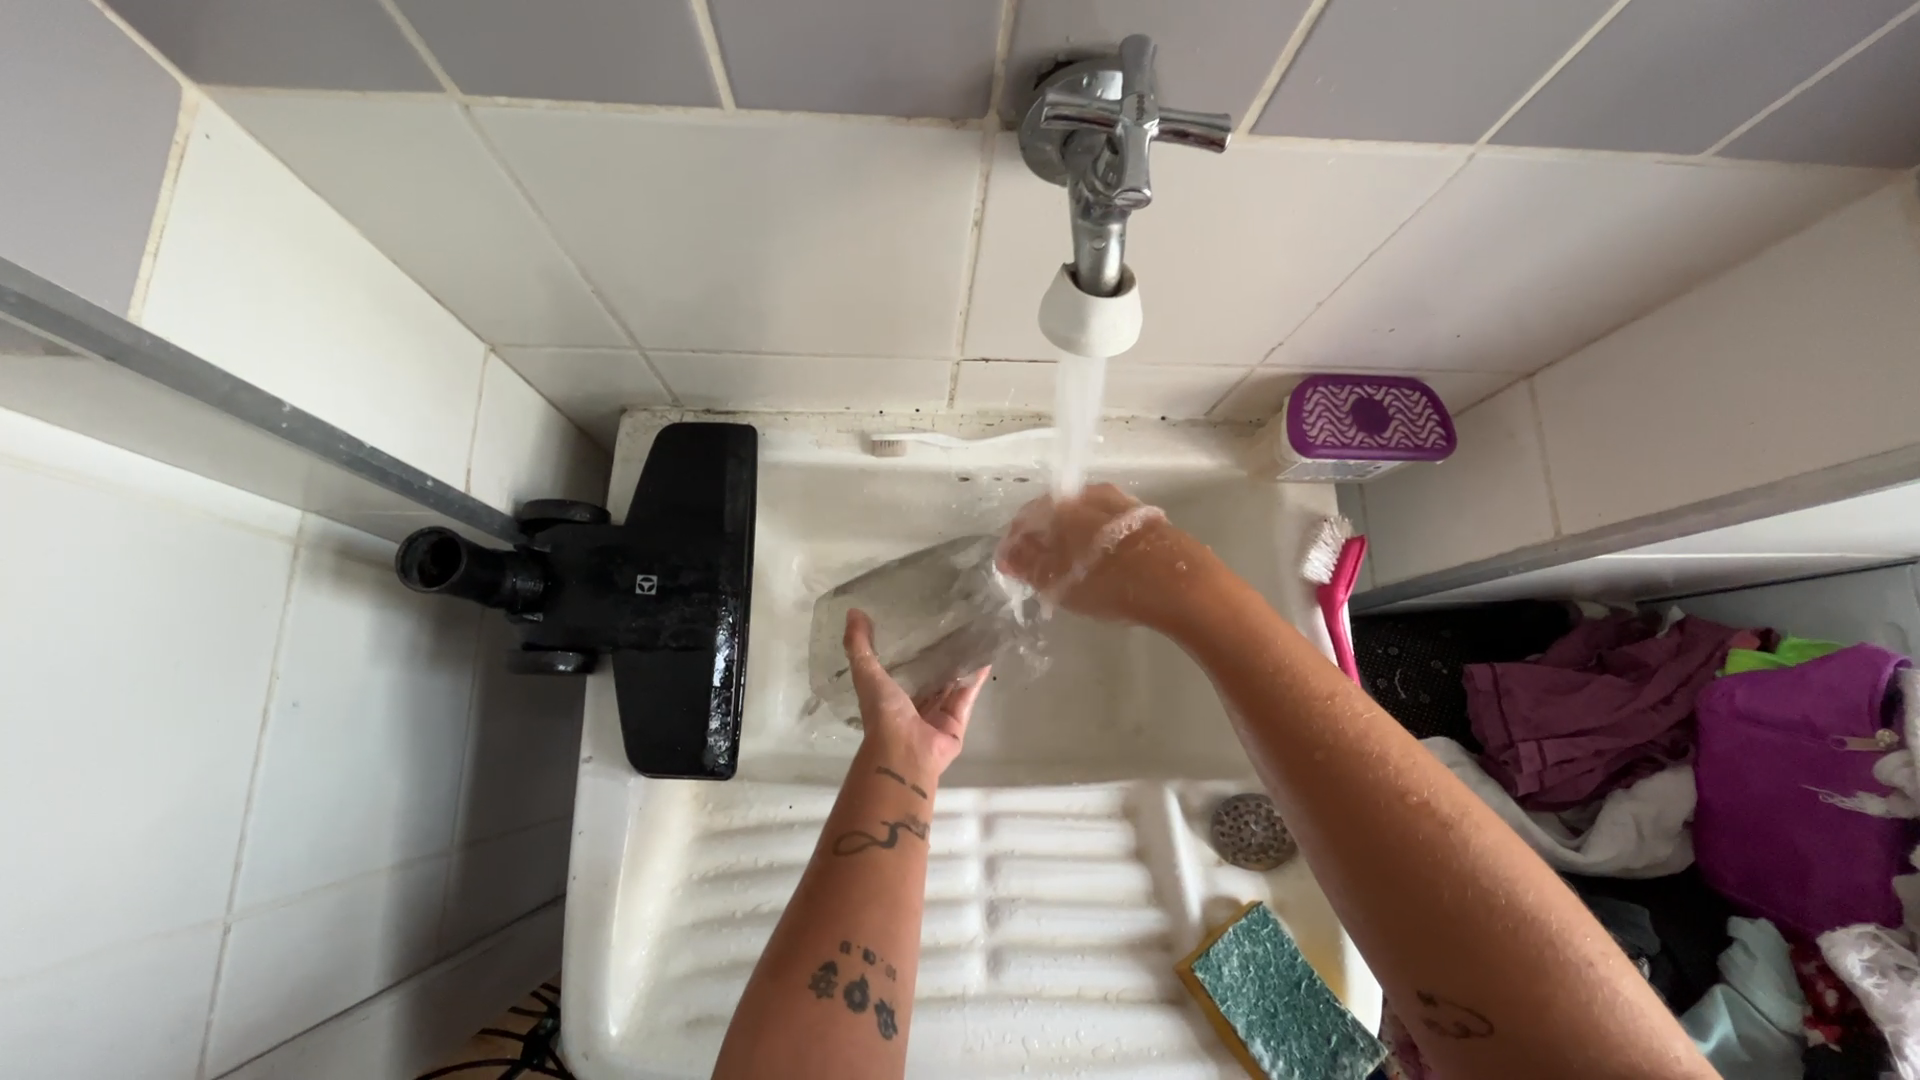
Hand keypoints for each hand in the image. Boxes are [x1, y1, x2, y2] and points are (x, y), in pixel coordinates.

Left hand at [843, 609, 986, 778]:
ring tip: (972, 638)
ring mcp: (936, 717)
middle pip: (928, 679)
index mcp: (889, 697)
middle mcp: (913, 707)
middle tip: (950, 628)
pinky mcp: (956, 723)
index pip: (900, 670)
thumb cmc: (883, 713)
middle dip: (938, 659)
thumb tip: (853, 612)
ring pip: (950, 687)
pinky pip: (967, 697)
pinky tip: (984, 658)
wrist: (904, 752)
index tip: (917, 624)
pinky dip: (975, 679)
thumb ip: (859, 646)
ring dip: (959, 667)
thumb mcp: (866, 674)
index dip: (908, 650)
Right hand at [995, 483, 1213, 626]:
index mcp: (1062, 505)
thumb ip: (1028, 565)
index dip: (1015, 545)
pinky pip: (1108, 527)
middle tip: (1040, 571)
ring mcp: (1121, 503)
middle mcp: (1089, 495)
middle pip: (1056, 515)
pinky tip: (1102, 566)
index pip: (1026, 518)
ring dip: (1072, 541)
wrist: (1179, 583)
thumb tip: (1007, 555)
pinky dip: (1097, 543)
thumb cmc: (1108, 583)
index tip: (1013, 569)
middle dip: (1044, 541)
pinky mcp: (1145, 518)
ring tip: (1072, 571)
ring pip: (1084, 519)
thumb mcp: (1057, 582)